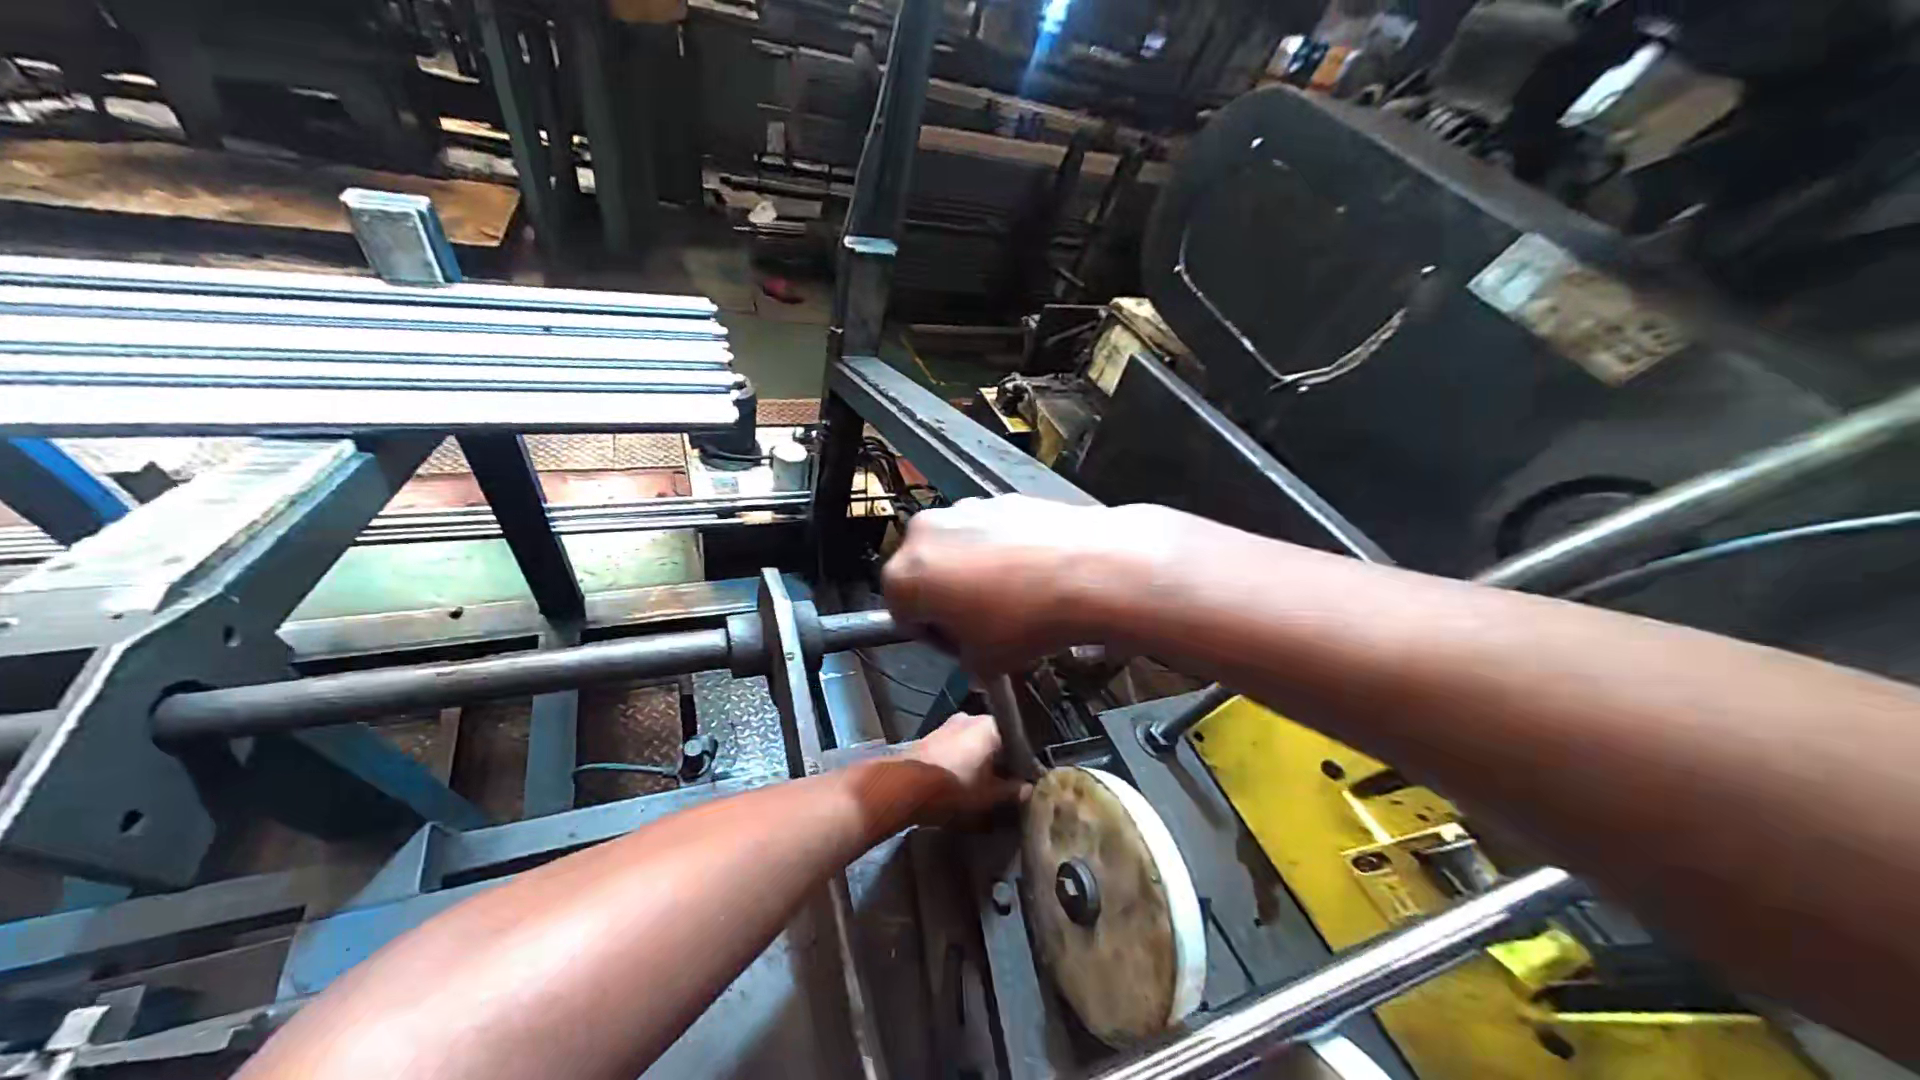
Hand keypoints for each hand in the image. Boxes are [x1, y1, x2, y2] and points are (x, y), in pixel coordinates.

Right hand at [883, 495, 1187, 671]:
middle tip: (983, 628)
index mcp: (907, 575)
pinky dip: (1001, 556)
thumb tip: (975, 656)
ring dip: (975, 578)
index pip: (901, 614)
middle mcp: (927, 533)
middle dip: (950, 602)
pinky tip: (1030, 579)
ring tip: (1014, 605)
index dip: (932, 637)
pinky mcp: (999, 501)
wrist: (1090, 572)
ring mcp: (965, 510)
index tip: (956, 646)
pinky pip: (989, 534)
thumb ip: (965, 660)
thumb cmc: (1033, 615)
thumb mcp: (985, 662)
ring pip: (957, 553)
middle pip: (926, 576)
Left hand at [905, 712, 1028, 823]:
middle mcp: (971, 717)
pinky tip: (959, 776)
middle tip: (1002, 781)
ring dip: (976, 758)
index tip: (1022, 777)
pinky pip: (955, 746)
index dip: (1019, 760)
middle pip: (993, 738)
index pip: (1016, 739)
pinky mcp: (931, 734)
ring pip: (972, 741)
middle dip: (997, 758)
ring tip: (979, 781)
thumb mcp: (989, 795)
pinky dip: (960, 758)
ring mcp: (949, 724)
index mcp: (991, 725)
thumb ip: (1012, 791)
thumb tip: (1028, 789)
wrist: (907, 784)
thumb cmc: (956, 786)